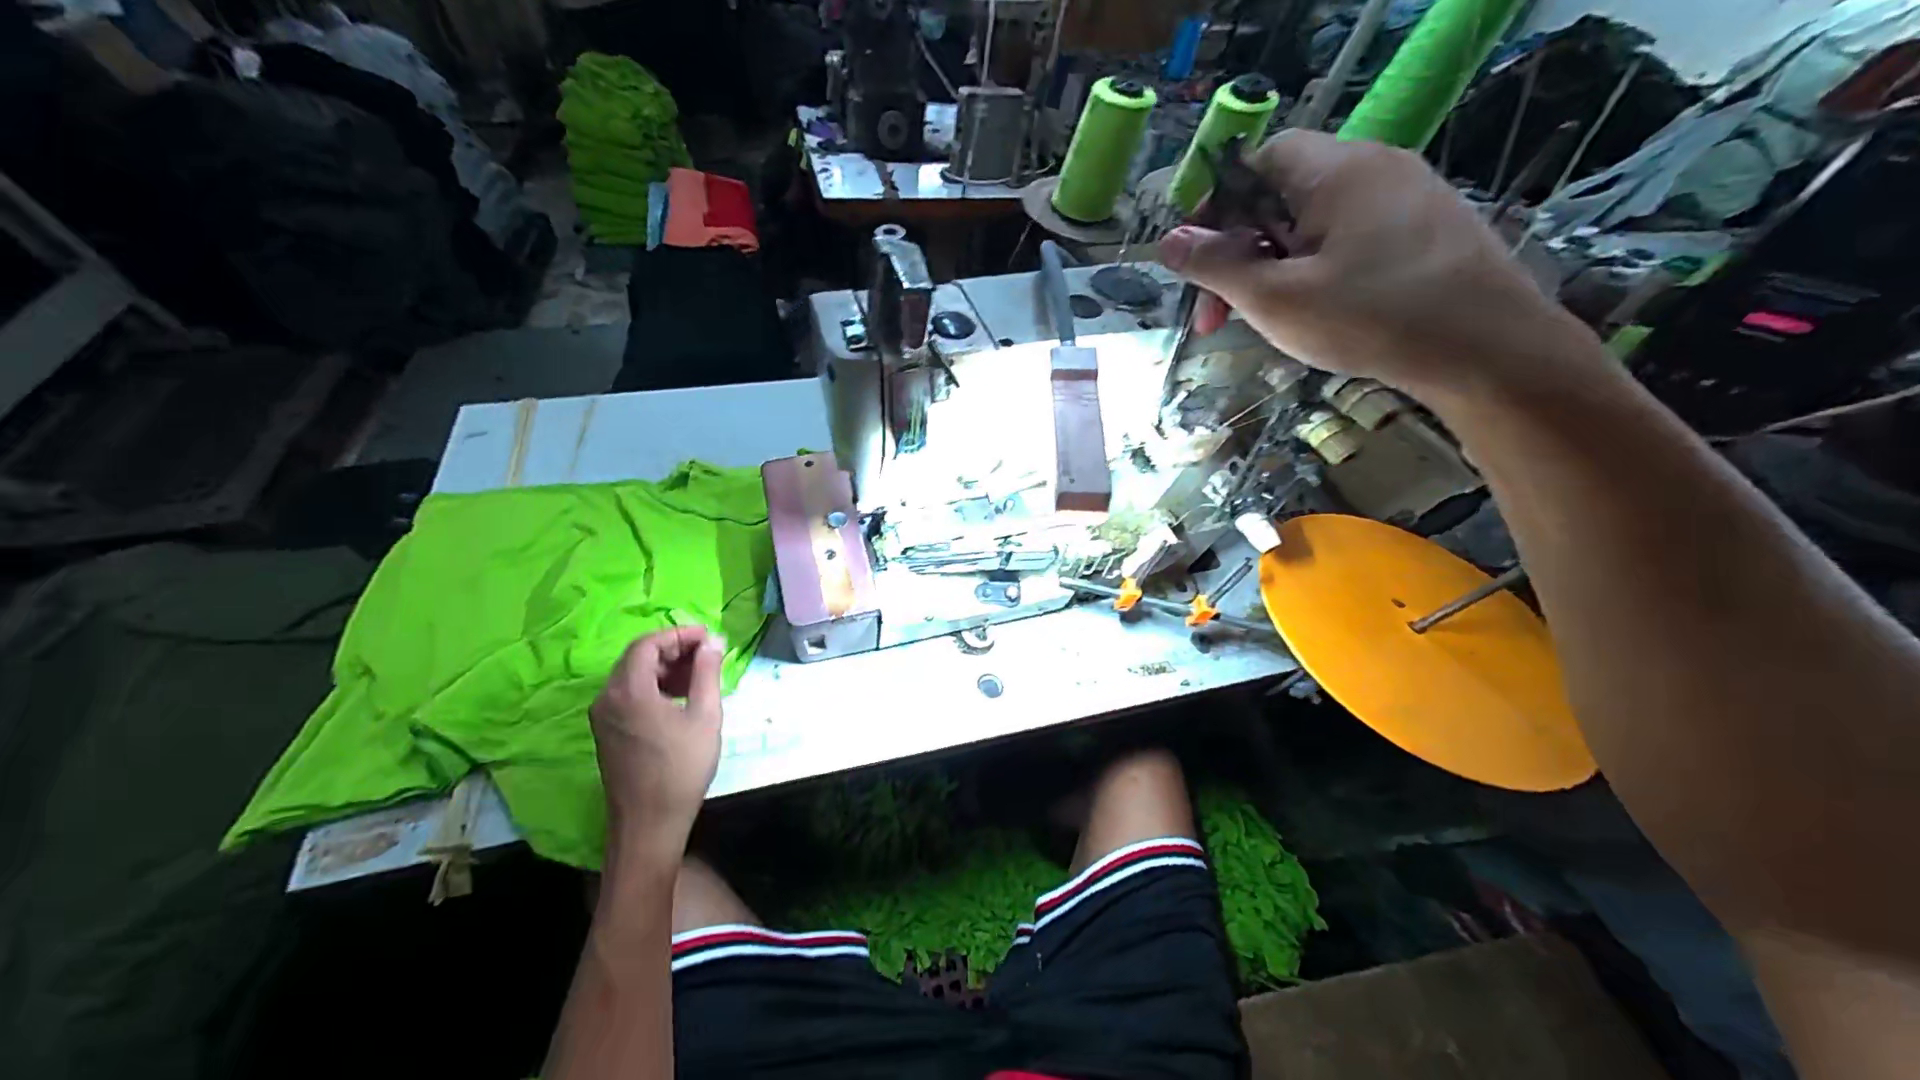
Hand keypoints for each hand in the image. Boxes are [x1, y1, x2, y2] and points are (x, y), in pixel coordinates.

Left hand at [589, 626, 725, 863]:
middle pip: (638, 657)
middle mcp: (607, 698)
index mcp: (627, 690)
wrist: (649, 825)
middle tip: (708, 654)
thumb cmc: (680, 769)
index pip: (648, 644)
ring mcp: (603, 716)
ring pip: (633, 676)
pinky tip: (680, 698)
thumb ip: (707, 673)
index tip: (709, 638)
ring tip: (700, 676)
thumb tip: (712, 642)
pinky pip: (629, 695)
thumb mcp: (704, 716)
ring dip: (665, 668)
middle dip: (674, 649)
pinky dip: (654, 686)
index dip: (679, 634)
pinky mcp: (607, 732)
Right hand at [1158, 129, 1597, 400]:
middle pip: (1281, 196)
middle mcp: (1374, 168)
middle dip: (1240, 253)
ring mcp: (1406, 199)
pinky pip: (1349, 240)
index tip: (1197, 263)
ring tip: (1266, 321)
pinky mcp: (1425, 232)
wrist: (1489, 350)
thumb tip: (1167, 240)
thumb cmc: (1372, 317)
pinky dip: (1315, 272)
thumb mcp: (1276, 297)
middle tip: (1218, 315)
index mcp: (1335, 170)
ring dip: (1274, 269)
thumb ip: (1217, 265)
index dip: (1216, 207)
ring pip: (1313, 225)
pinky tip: (1316, 316)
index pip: (1256, 161)